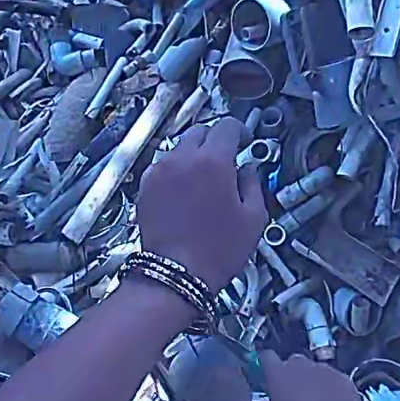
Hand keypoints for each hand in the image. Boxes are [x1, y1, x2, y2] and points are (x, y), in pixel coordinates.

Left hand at [136, 119, 267, 291]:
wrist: (175, 274)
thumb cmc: (214, 252)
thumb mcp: (253, 218)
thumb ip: (254, 184)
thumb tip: (249, 171)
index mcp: (212, 162)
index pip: (227, 126)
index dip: (241, 130)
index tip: (244, 139)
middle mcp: (181, 160)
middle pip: (200, 131)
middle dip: (216, 140)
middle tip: (227, 158)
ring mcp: (159, 172)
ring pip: (179, 148)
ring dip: (194, 155)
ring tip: (205, 179)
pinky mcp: (145, 187)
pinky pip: (163, 167)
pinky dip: (175, 172)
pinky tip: (185, 192)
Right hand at [257, 348, 363, 400]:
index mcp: (278, 373)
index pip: (266, 356)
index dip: (267, 364)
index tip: (268, 374)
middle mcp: (300, 365)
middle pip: (293, 362)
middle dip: (292, 374)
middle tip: (293, 394)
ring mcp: (323, 369)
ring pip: (314, 370)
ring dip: (312, 381)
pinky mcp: (342, 377)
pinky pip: (332, 378)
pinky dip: (331, 387)